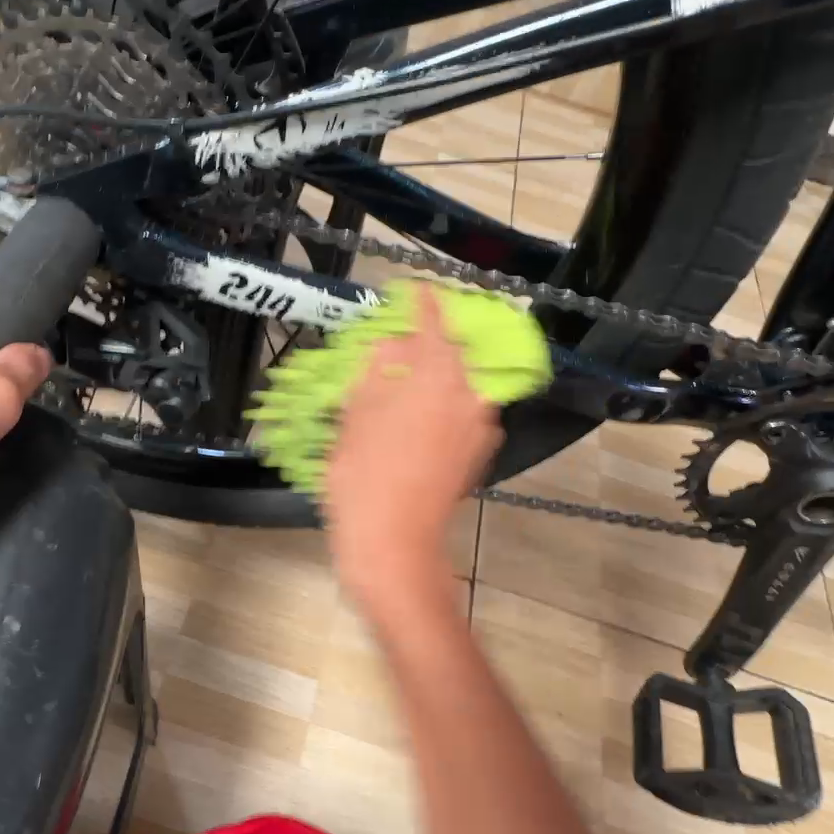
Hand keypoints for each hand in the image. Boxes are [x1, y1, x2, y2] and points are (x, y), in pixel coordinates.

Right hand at [324, 284, 500, 616]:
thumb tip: (388, 347)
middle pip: (451, 356)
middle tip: (399, 346)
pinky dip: (441, 411)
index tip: (417, 288)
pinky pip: (461, 418)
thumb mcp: (355, 414)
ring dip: (435, 380)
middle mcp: (469, 395)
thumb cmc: (364, 476)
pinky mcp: (475, 458)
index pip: (433, 322)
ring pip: (458, 389)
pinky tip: (416, 424)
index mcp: (437, 375)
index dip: (423, 303)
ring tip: (404, 387)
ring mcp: (478, 430)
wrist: (393, 544)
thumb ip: (375, 369)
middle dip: (428, 346)